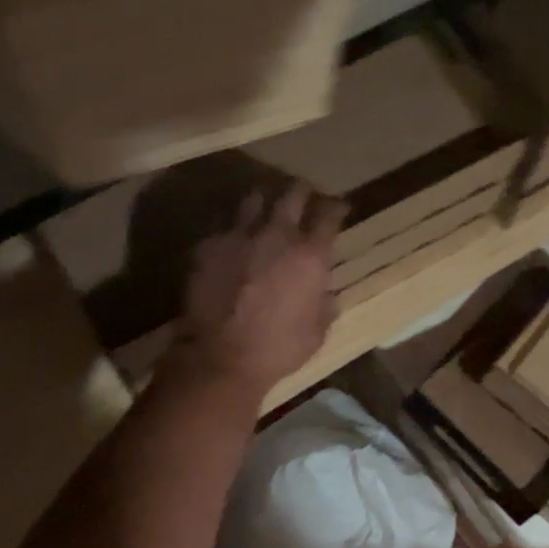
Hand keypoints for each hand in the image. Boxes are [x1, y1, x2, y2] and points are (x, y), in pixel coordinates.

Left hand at [180, 182, 342, 395]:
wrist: (222, 356)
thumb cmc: (278, 350)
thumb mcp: (317, 334)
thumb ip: (325, 305)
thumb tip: (327, 293)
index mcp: (311, 256)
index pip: (330, 215)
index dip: (336, 207)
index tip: (339, 207)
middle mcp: (277, 234)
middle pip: (293, 193)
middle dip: (302, 191)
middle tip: (304, 195)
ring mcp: (240, 235)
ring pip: (255, 197)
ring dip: (265, 201)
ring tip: (265, 209)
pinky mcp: (209, 244)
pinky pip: (224, 222)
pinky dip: (234, 225)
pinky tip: (234, 236)